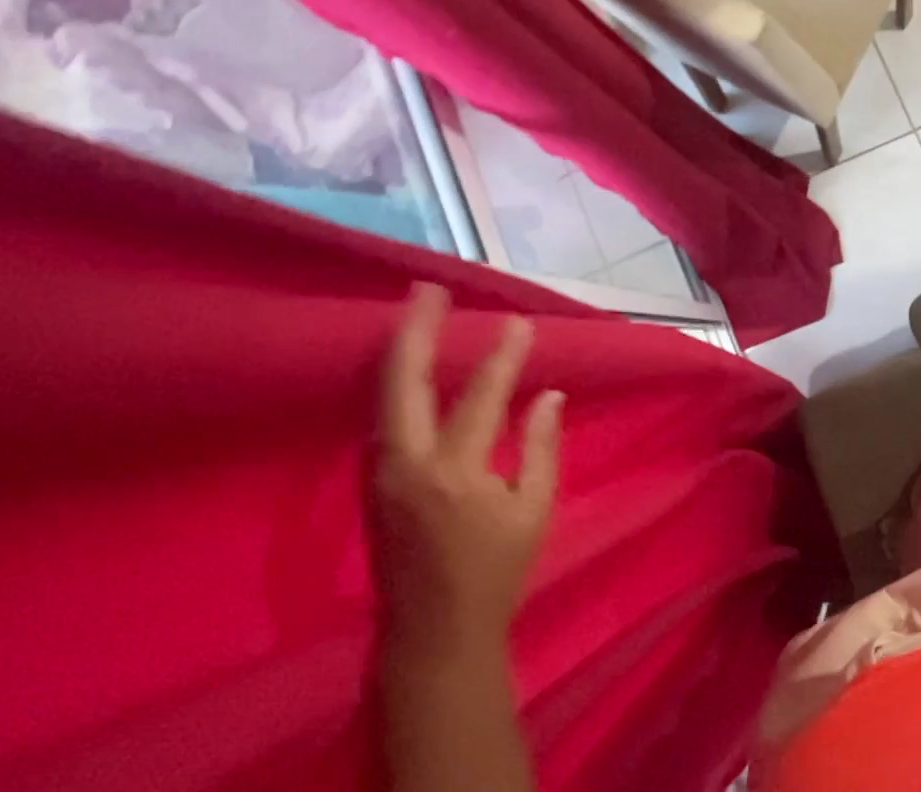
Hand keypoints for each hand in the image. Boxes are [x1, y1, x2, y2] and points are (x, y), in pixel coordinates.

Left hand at [371, 284, 563, 652]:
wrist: (432, 633)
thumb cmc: (495, 574)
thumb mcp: (534, 512)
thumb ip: (541, 448)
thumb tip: (549, 395)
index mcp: (458, 472)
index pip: (481, 395)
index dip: (503, 355)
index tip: (519, 323)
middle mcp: (408, 462)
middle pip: (403, 380)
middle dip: (415, 329)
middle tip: (427, 287)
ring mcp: (380, 472)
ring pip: (383, 396)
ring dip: (400, 350)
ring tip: (415, 314)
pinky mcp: (371, 483)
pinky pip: (383, 418)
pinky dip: (395, 383)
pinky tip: (407, 368)